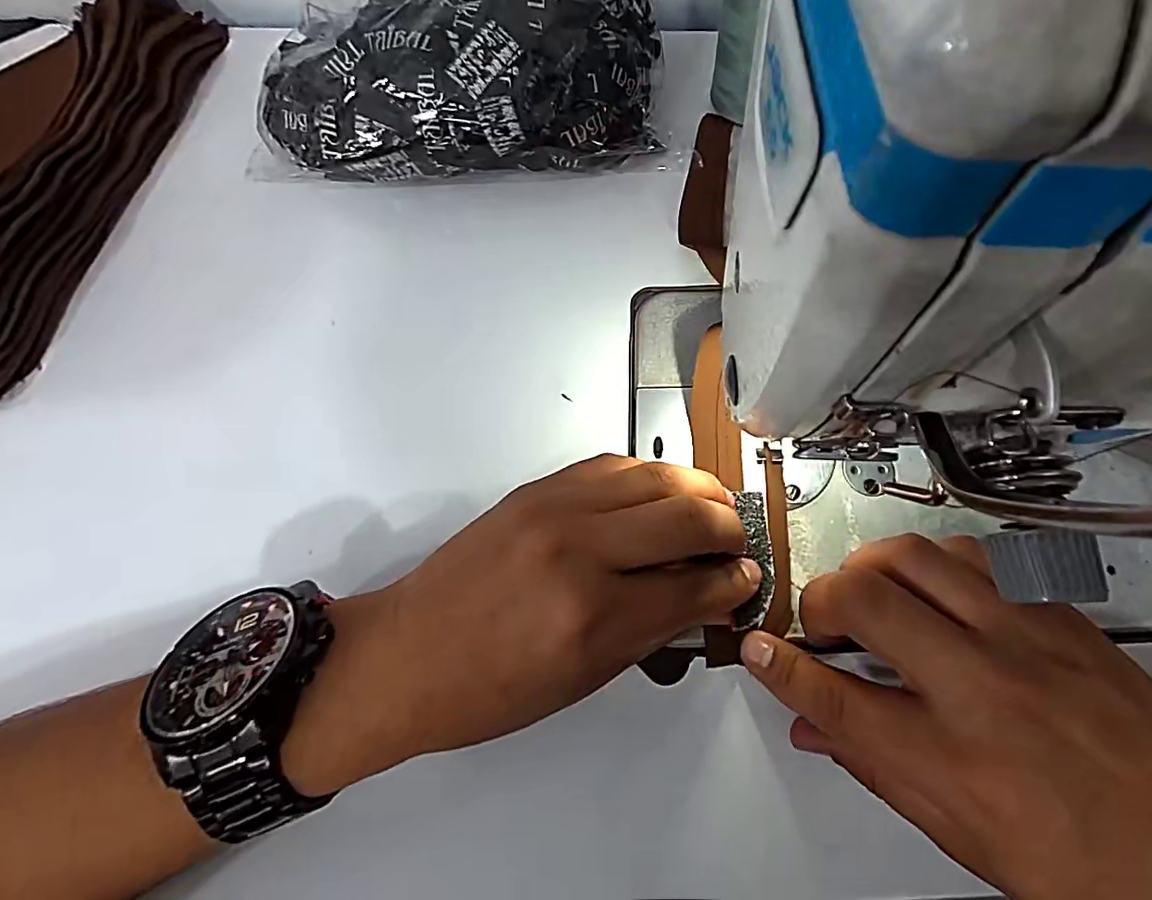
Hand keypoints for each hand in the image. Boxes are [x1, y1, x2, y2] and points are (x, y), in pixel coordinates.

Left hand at [284, 455, 758, 792]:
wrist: (404, 656)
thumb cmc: (487, 688)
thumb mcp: (584, 677)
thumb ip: (654, 629)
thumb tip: (706, 597)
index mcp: (593, 617)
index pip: (695, 585)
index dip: (734, 582)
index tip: (746, 579)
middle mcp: (578, 550)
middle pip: (689, 514)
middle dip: (730, 527)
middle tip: (738, 542)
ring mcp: (555, 508)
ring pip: (657, 475)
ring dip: (699, 489)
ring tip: (713, 507)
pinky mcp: (537, 488)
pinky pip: (614, 464)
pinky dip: (650, 475)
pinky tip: (661, 491)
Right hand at [740, 534, 1151, 899]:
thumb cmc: (1097, 865)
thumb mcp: (968, 838)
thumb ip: (882, 768)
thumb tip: (822, 728)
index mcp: (956, 767)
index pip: (836, 700)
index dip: (782, 667)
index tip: (759, 647)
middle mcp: (984, 691)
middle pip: (864, 603)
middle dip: (819, 600)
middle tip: (815, 617)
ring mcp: (1023, 638)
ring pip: (914, 559)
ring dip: (871, 567)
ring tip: (864, 590)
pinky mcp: (1052, 611)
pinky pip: (971, 556)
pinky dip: (930, 562)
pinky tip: (928, 585)